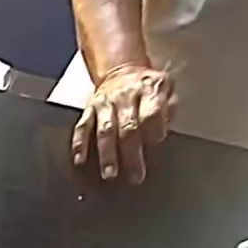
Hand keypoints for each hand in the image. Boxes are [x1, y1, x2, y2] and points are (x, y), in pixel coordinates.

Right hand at [73, 63, 175, 183]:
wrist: (121, 71)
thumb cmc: (146, 86)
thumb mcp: (166, 88)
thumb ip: (168, 107)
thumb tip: (162, 130)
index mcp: (150, 89)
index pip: (151, 113)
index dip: (154, 131)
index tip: (154, 147)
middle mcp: (126, 96)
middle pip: (128, 128)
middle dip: (131, 154)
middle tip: (135, 176)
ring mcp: (104, 104)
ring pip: (105, 132)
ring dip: (107, 155)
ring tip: (109, 174)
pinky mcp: (88, 111)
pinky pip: (81, 129)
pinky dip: (79, 145)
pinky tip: (80, 161)